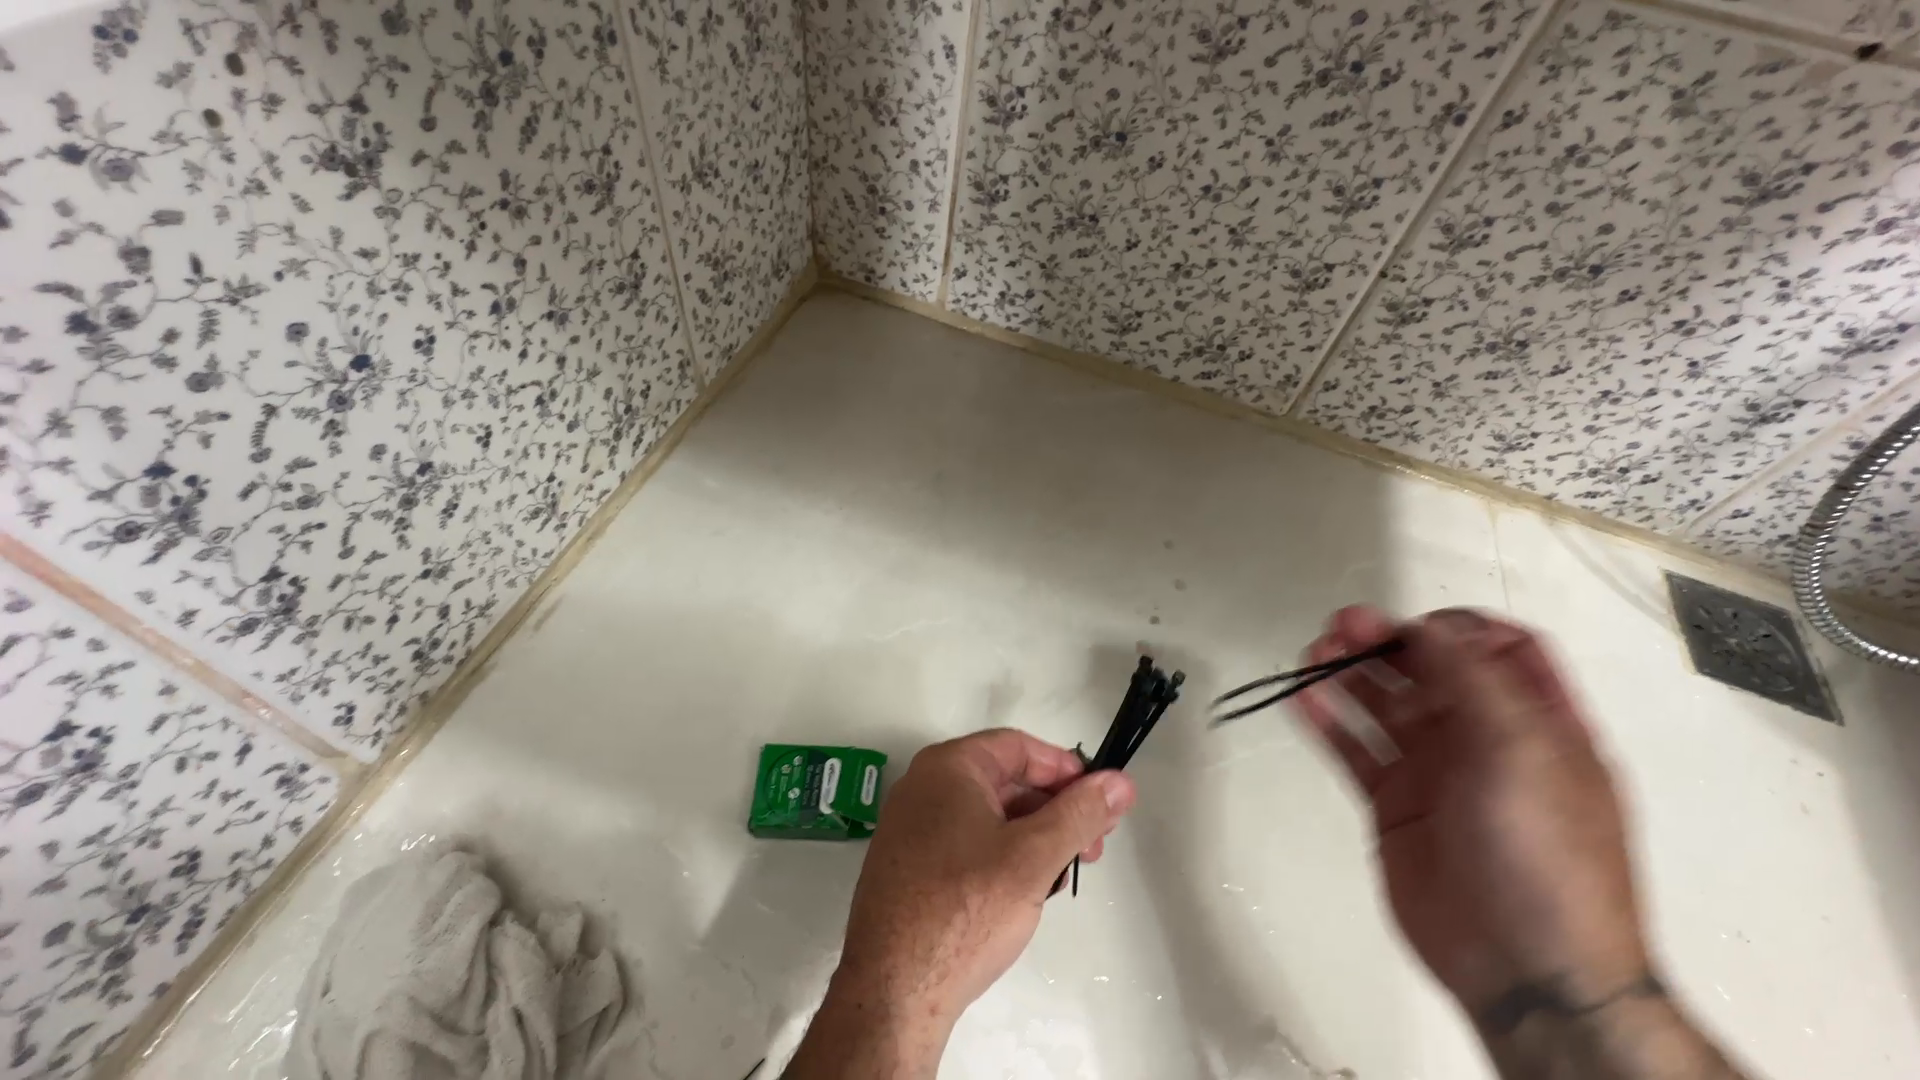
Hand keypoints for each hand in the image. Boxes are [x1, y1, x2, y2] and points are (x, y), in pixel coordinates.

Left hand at [784, 729, 1135, 1079]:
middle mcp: (923, 788)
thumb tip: (1119, 781)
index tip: (1101, 801)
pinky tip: (1025, 890)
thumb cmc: (966, 909)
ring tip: (1063, 874)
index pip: (1018, 747)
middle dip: (1055, 808)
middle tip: (1094, 846)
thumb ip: (1080, 814)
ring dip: (1033, 836)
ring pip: (988, 816)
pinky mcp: (910, 868)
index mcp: (947, 768)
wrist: (892, 990)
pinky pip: (967, 844)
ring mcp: (911, 829)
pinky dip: (1003, 856)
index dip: (1065, 769)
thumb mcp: (1034, 857)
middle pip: (1004, 780)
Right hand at [1295, 607, 1650, 1020]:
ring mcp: (1435, 772)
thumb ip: (1475, 683)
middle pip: (1430, 671)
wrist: (1524, 968)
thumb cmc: (1546, 859)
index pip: (1500, 650)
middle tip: (1341, 627)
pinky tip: (1304, 701)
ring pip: (1385, 705)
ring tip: (1313, 656)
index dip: (1455, 629)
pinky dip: (1328, 722)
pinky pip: (1355, 750)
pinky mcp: (1394, 804)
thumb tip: (1431, 631)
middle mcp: (1485, 740)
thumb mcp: (1524, 754)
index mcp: (1537, 723)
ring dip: (1351, 675)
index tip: (1409, 626)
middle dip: (1387, 642)